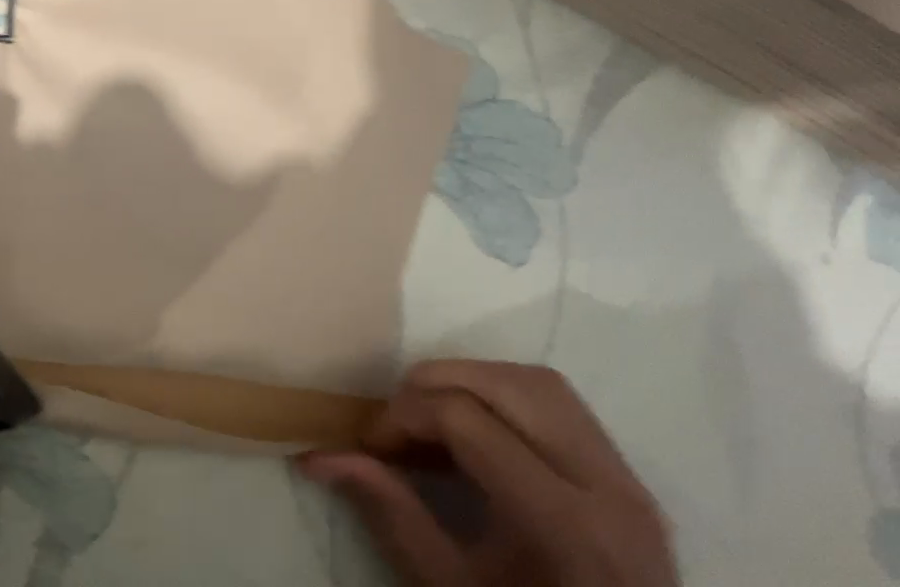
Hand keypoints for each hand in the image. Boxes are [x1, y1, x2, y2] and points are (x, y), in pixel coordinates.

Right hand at [299, 361, 676, 586]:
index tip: (369, 448)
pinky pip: (562, 406)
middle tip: (396, 424)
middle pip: (505, 384)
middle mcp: (606, 487)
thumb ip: (388, 512)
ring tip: (434, 421)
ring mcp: (628, 480)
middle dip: (432, 386)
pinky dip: (507, 400)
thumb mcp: (445, 584)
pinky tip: (478, 436)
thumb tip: (319, 455)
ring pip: (538, 383)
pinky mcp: (630, 480)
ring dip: (471, 383)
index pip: (464, 417)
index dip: (400, 417)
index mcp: (560, 522)